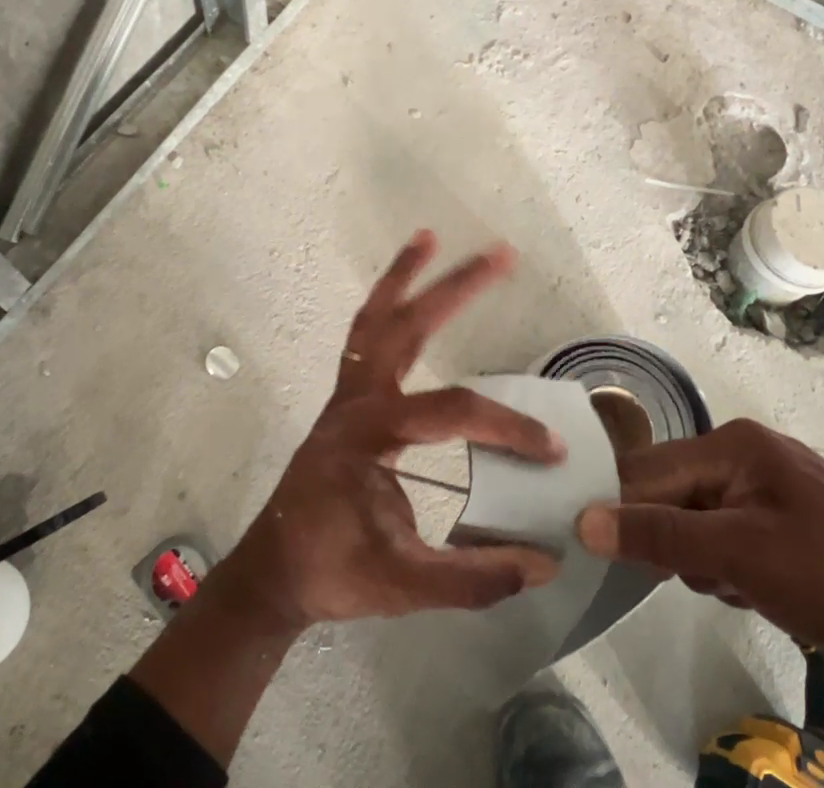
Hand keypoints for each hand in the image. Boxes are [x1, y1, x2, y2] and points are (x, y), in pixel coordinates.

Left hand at [215, 230, 563, 629]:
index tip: (549, 451)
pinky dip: (383, 310)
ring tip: (428, 238)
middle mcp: (354, 404)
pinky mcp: (345, 406)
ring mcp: (345, 399)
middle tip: (501, 256)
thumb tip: (543, 562)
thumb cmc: (332, 574)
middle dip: (453, 289)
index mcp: (366, 437)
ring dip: (403, 280)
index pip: (450, 410)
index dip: (505, 426)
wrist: (274, 572)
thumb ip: (473, 578)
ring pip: (374, 323)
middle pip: (404, 328)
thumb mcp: (404, 585)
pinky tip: (403, 297)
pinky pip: (363, 343)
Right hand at [576, 418, 823, 662]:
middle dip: (675, 542)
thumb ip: (659, 535)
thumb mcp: (739, 555)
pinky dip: (727, 566)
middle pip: (668, 494)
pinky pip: (722, 535)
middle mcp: (744, 454)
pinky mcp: (779, 520)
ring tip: (741, 586)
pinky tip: (757, 589)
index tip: (592, 549)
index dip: (618, 508)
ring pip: (692, 521)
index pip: (647, 469)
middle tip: (705, 576)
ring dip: (702, 561)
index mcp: (734, 445)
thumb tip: (584, 522)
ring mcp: (765, 487)